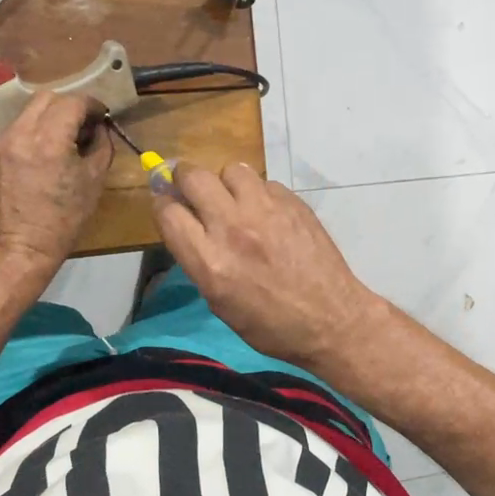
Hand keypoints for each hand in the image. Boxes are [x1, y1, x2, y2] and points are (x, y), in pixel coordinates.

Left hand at [0, 92, 112, 267]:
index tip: (101, 116)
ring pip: (28, 113)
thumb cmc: (63, 220)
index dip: (91, 105)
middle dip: (68, 106)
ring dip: (49, 119)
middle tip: (82, 124)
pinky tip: (41, 158)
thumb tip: (99, 129)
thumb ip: (101, 147)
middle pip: (46, 98)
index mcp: (50, 141)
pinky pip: (15, 133)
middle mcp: (20, 134)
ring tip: (62, 140)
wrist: (19, 247)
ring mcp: (0, 144)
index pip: (72, 102)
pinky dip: (32, 135)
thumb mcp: (94, 182)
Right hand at [152, 162, 387, 366]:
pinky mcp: (293, 202)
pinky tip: (267, 214)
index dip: (162, 205)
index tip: (167, 205)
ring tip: (234, 200)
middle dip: (185, 179)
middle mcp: (232, 227)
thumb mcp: (220, 303)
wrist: (331, 320)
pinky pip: (264, 183)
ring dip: (225, 182)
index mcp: (210, 261)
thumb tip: (187, 227)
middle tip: (191, 189)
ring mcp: (265, 210)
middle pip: (193, 177)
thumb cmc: (271, 326)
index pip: (168, 212)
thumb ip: (198, 260)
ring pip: (231, 169)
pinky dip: (259, 194)